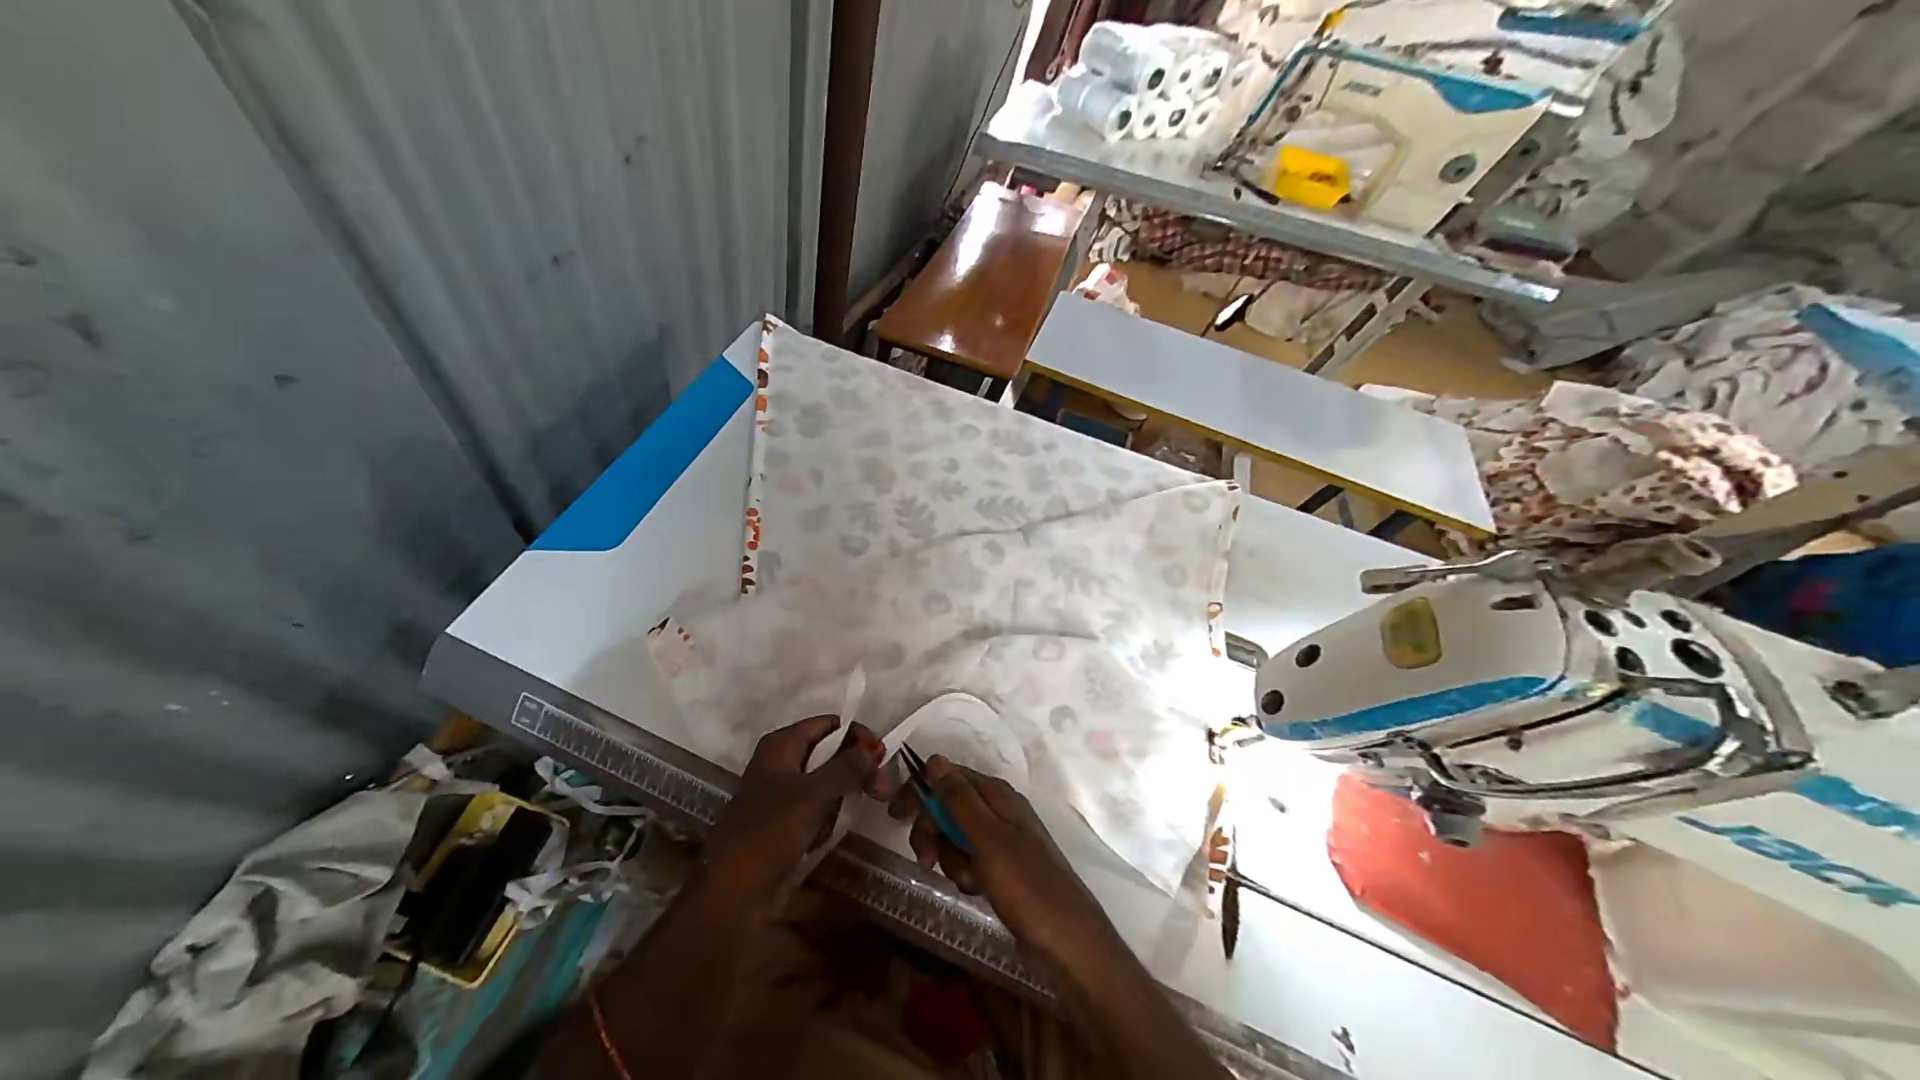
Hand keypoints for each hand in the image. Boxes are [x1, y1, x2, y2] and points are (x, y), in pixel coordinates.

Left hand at [702, 715, 886, 915]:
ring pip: (827, 781)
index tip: (881, 756)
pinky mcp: (788, 823)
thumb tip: (872, 748)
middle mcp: (782, 763)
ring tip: (870, 803)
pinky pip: (820, 808)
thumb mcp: (812, 795)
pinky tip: (843, 825)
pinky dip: (834, 813)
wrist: (735, 894)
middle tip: (881, 786)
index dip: (856, 735)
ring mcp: (784, 794)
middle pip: (829, 751)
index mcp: (780, 745)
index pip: (828, 724)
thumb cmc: (769, 834)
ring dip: (848, 792)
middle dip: (856, 766)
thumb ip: (845, 767)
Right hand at [888, 756, 1120, 972]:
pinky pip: (969, 860)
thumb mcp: (986, 838)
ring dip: (951, 858)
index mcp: (997, 794)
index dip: (920, 791)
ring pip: (955, 837)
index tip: (894, 815)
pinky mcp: (1003, 868)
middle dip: (932, 832)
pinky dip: (965, 874)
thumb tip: (934, 758)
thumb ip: (959, 798)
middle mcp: (999, 809)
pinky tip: (976, 890)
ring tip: (967, 881)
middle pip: (948, 806)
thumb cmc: (1026, 885)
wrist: (1067, 941)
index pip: (947, 775)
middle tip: (925, 859)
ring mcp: (1002, 839)